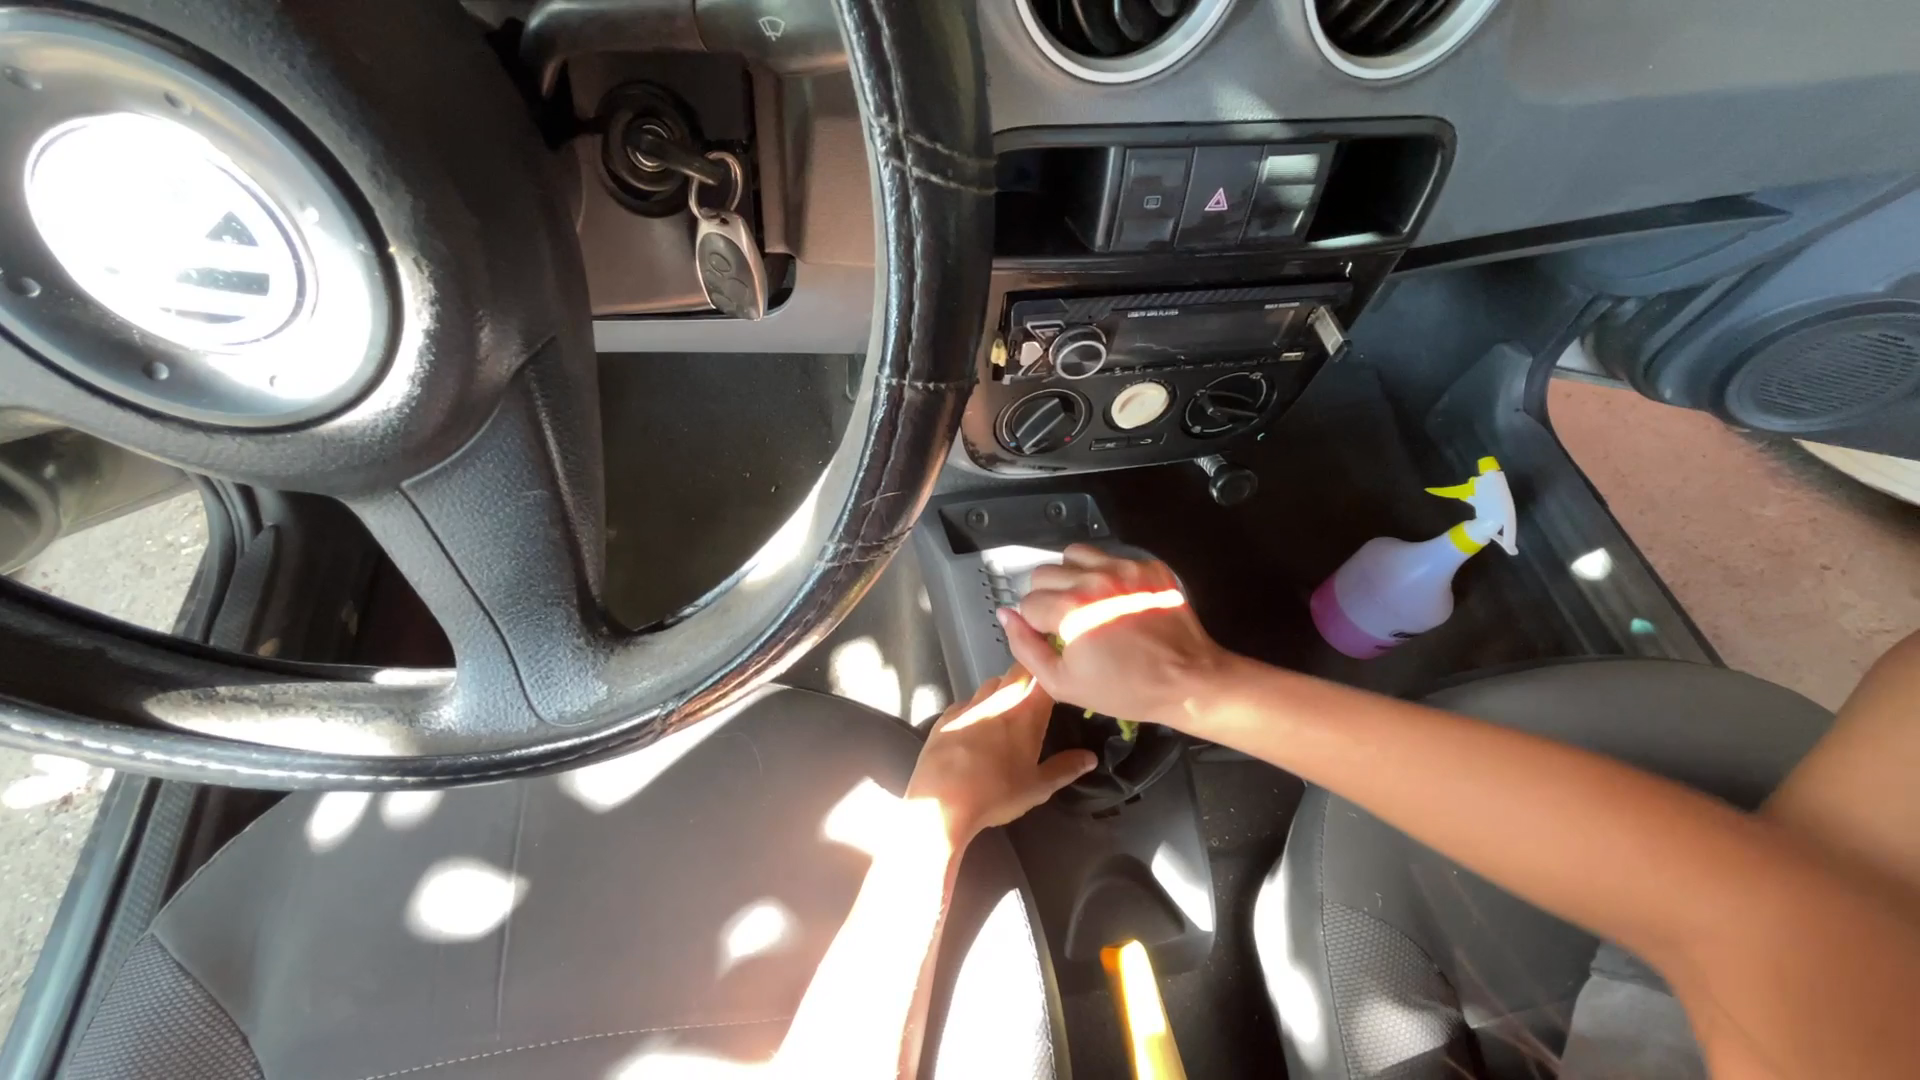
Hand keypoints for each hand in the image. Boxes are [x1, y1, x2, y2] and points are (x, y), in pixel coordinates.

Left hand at [906, 666, 1098, 842]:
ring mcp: (969, 705)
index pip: (1046, 678)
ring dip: (1003, 689)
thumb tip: (1090, 757)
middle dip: (1029, 676)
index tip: (1060, 680)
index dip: (1053, 675)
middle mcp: (999, 699)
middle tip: (1037, 695)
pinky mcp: (946, 716)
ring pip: (991, 683)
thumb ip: (1065, 768)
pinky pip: (967, 701)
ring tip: (1008, 709)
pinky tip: (976, 725)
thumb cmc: (997, 794)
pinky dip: (976, 706)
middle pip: (1017, 671)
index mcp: (1026, 712)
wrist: (941, 801)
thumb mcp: (1038, 787)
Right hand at [999, 545, 1231, 729]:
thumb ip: (1025, 647)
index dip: (1035, 625)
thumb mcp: (1063, 683)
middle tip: (1066, 622)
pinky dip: (1106, 574)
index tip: (1054, 640)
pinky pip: (1111, 557)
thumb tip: (1005, 615)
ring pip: (1074, 554)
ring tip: (1086, 601)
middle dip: (1047, 597)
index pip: (1028, 603)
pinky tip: (1117, 600)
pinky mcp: (1148, 565)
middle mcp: (1094, 577)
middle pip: (1044, 572)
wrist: (1187, 681)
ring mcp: (1124, 567)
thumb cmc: (1124, 689)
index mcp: (1070, 607)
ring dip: (1071, 576)